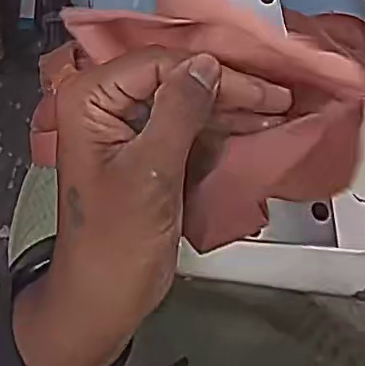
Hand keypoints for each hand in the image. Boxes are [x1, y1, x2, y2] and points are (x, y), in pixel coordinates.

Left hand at [14, 47, 289, 365]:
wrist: (102, 301)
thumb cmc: (113, 245)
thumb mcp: (150, 174)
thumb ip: (178, 113)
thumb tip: (207, 65)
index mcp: (90, 98)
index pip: (158, 64)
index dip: (210, 73)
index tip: (257, 89)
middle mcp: (105, 100)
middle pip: (174, 75)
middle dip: (225, 87)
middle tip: (274, 96)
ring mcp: (127, 121)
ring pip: (185, 96)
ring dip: (229, 104)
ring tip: (274, 108)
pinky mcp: (147, 142)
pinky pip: (187, 120)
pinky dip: (220, 122)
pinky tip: (253, 122)